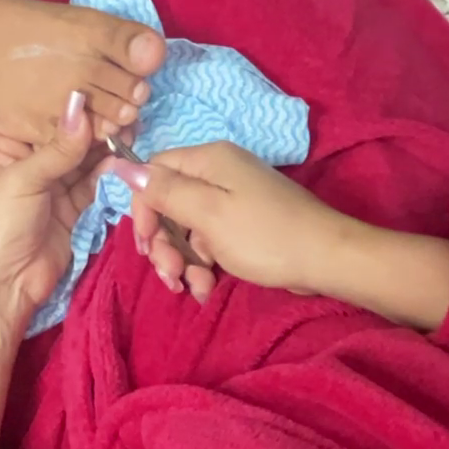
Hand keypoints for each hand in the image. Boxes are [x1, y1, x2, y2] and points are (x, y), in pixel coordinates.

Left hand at [0, 90, 102, 332]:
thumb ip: (57, 147)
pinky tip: (122, 153)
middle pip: (65, 136)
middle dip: (92, 124)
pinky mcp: (70, 208)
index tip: (100, 88)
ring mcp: (51, 186)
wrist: (1, 289)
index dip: (69, 104)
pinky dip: (106, 169)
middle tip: (124, 106)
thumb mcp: (22, 181)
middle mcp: (28, 163)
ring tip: (130, 124)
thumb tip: (82, 105)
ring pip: (82, 158)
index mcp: (5, 149)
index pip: (40, 117)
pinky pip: (91, 182)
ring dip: (104, 144)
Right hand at [107, 141, 361, 302]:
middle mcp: (217, 173)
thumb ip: (164, 190)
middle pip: (168, 204)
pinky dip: (203, 264)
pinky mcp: (241, 225)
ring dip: (182, 261)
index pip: (154, 172)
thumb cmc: (265, 234)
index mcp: (208, 160)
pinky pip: (208, 241)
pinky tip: (206, 288)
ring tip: (193, 288)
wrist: (327, 259)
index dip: (143, 208)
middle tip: (170, 275)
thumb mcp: (208, 213)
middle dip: (163, 243)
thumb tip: (121, 167)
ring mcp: (231, 200)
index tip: (145, 243)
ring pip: (186, 228)